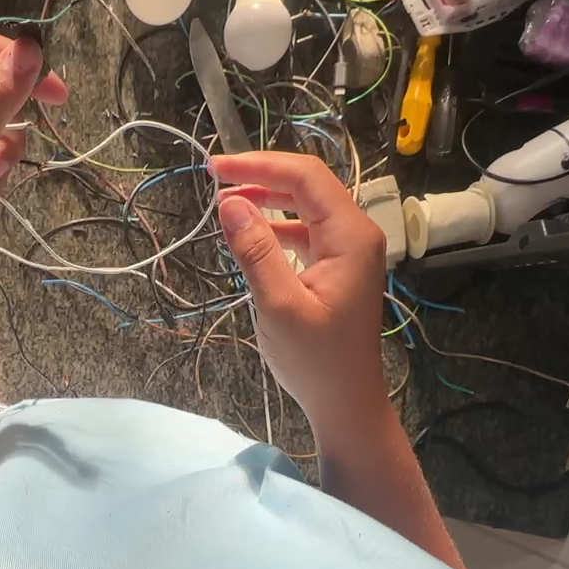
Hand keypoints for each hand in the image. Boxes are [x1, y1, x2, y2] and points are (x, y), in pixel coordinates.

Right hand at [212, 152, 389, 440]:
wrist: (346, 402)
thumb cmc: (316, 360)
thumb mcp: (279, 306)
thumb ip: (256, 252)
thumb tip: (229, 205)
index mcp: (350, 236)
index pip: (305, 177)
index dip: (259, 166)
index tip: (215, 168)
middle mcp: (354, 235)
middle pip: (307, 186)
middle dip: (261, 177)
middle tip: (214, 180)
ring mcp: (348, 252)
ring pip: (305, 209)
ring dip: (266, 202)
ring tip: (225, 205)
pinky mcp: (337, 269)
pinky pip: (304, 234)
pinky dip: (275, 229)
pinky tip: (248, 236)